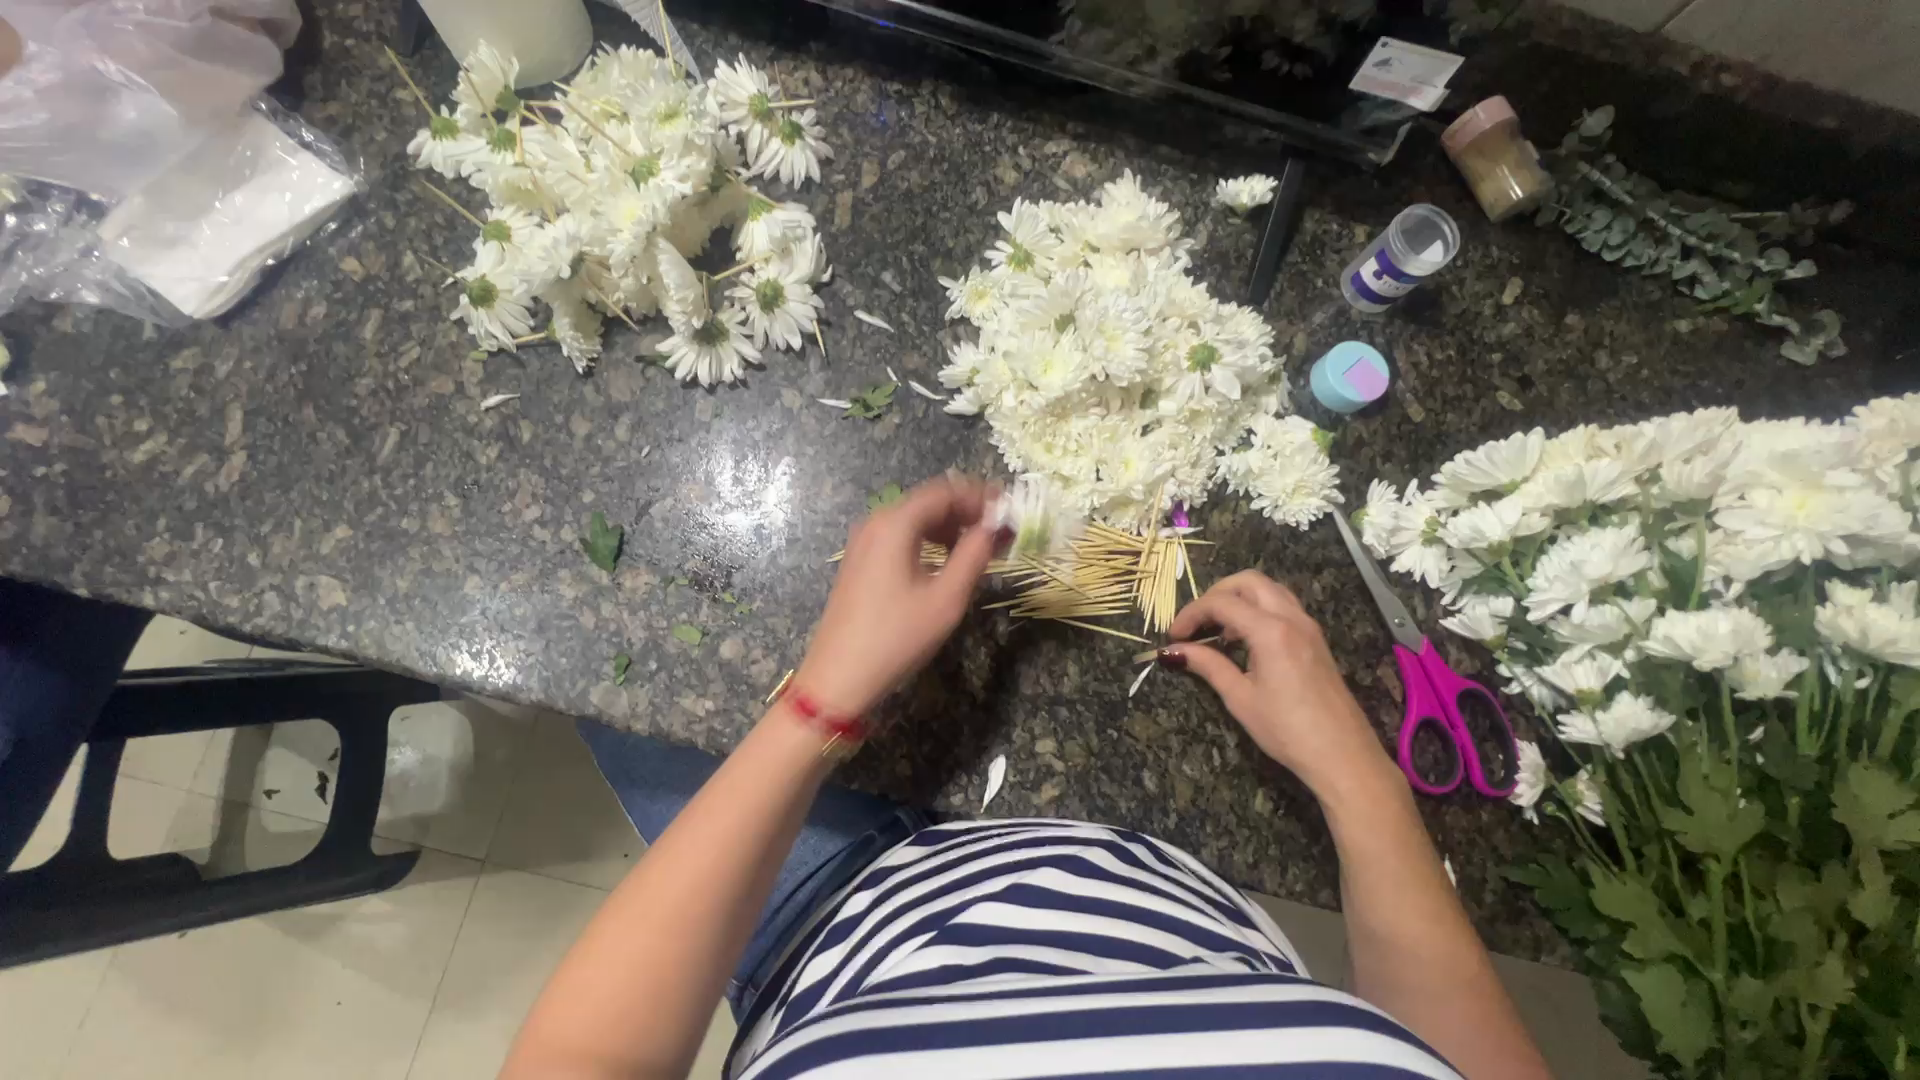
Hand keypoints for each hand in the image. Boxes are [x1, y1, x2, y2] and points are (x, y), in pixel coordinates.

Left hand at [791, 475, 1002, 717]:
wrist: (839, 676)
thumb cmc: (897, 637)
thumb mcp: (946, 599)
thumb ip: (974, 555)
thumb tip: (994, 526)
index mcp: (895, 524)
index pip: (945, 491)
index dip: (980, 497)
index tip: (1008, 510)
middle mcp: (875, 523)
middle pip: (928, 502)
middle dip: (966, 511)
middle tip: (999, 531)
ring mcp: (862, 542)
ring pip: (913, 519)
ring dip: (948, 527)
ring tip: (977, 548)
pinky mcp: (858, 562)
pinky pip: (898, 537)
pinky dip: (926, 540)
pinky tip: (943, 563)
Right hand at [1164, 570, 1397, 798]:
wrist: (1343, 756)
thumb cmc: (1287, 730)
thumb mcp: (1240, 698)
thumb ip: (1207, 665)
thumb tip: (1173, 650)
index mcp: (1271, 631)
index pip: (1222, 603)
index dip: (1191, 614)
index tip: (1173, 635)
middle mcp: (1292, 618)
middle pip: (1248, 581)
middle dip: (1216, 594)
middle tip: (1197, 622)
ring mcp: (1308, 626)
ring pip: (1269, 589)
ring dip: (1239, 599)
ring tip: (1219, 630)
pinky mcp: (1315, 639)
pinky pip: (1283, 606)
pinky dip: (1258, 609)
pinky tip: (1244, 639)